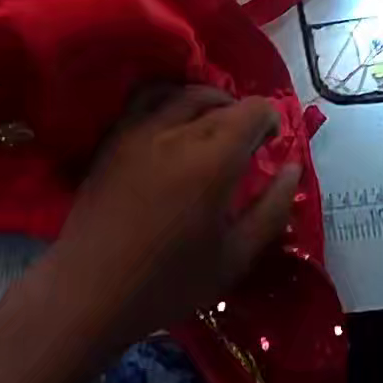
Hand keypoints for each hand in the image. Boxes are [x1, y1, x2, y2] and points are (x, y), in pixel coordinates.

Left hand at [46, 86, 300, 349]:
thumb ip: (273, 208)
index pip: (253, 110)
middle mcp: (179, 131)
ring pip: (183, 91)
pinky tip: (171, 124)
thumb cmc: (169, 281)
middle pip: (220, 100)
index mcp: (215, 159)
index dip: (270, 119)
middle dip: (241, 114)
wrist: (89, 291)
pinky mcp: (114, 137)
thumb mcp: (236, 256)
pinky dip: (169, 98)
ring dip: (207, 101)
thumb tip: (292, 168)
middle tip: (245, 143)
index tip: (270, 143)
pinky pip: (146, 98)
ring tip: (210, 126)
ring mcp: (141, 129)